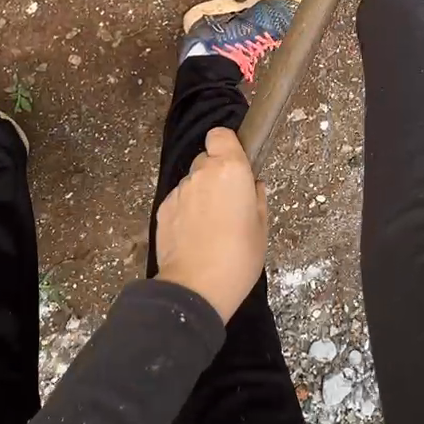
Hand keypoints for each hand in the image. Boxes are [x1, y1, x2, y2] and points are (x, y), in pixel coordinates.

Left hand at [154, 127, 268, 323]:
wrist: (196, 288)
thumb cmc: (238, 257)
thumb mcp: (261, 228)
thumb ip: (257, 198)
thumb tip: (253, 185)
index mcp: (231, 169)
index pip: (220, 134)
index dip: (227, 146)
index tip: (236, 165)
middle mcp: (202, 172)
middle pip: (207, 160)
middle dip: (216, 175)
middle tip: (227, 204)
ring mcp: (179, 191)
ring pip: (192, 182)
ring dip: (200, 195)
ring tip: (209, 226)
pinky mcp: (163, 209)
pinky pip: (179, 201)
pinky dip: (185, 212)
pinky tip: (193, 236)